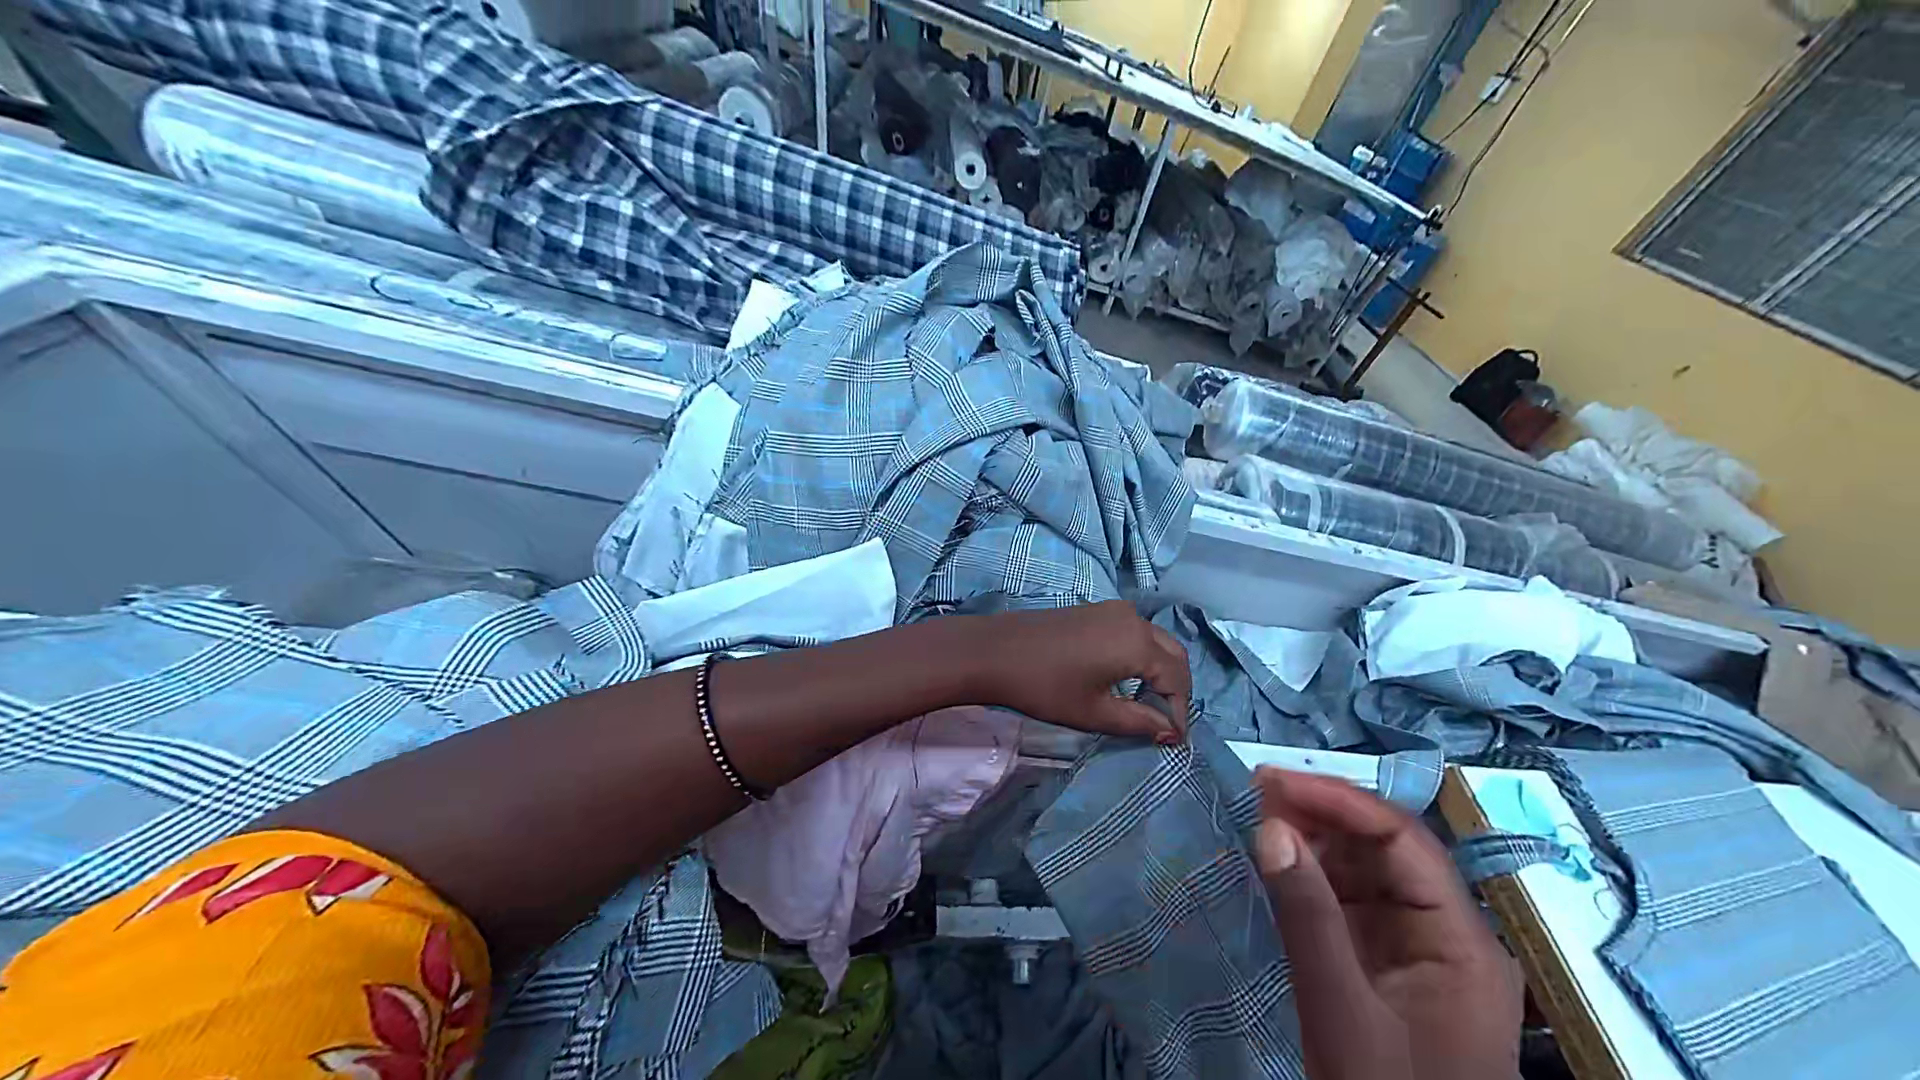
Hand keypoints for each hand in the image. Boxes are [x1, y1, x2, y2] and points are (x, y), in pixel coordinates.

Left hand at [965, 601, 1190, 742]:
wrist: (994, 651)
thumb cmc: (1044, 686)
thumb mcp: (1094, 713)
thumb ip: (1139, 721)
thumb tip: (1169, 730)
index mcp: (1138, 642)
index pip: (1177, 680)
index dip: (1180, 713)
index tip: (1173, 741)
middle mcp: (1133, 619)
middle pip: (1172, 654)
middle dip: (1176, 689)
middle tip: (1166, 723)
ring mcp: (1112, 610)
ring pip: (1154, 640)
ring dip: (1160, 671)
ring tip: (1149, 705)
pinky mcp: (1095, 610)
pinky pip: (1134, 632)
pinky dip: (1142, 656)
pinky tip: (1126, 680)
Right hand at [1252, 768, 1522, 1079]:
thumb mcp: (1342, 1013)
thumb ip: (1307, 915)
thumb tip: (1269, 825)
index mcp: (1461, 942)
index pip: (1403, 840)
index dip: (1339, 800)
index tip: (1272, 781)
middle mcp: (1446, 932)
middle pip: (1385, 848)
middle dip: (1321, 814)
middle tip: (1253, 794)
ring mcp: (1416, 948)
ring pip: (1364, 869)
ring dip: (1311, 839)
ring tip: (1255, 818)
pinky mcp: (1385, 963)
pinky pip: (1348, 900)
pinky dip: (1309, 875)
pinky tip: (1273, 863)